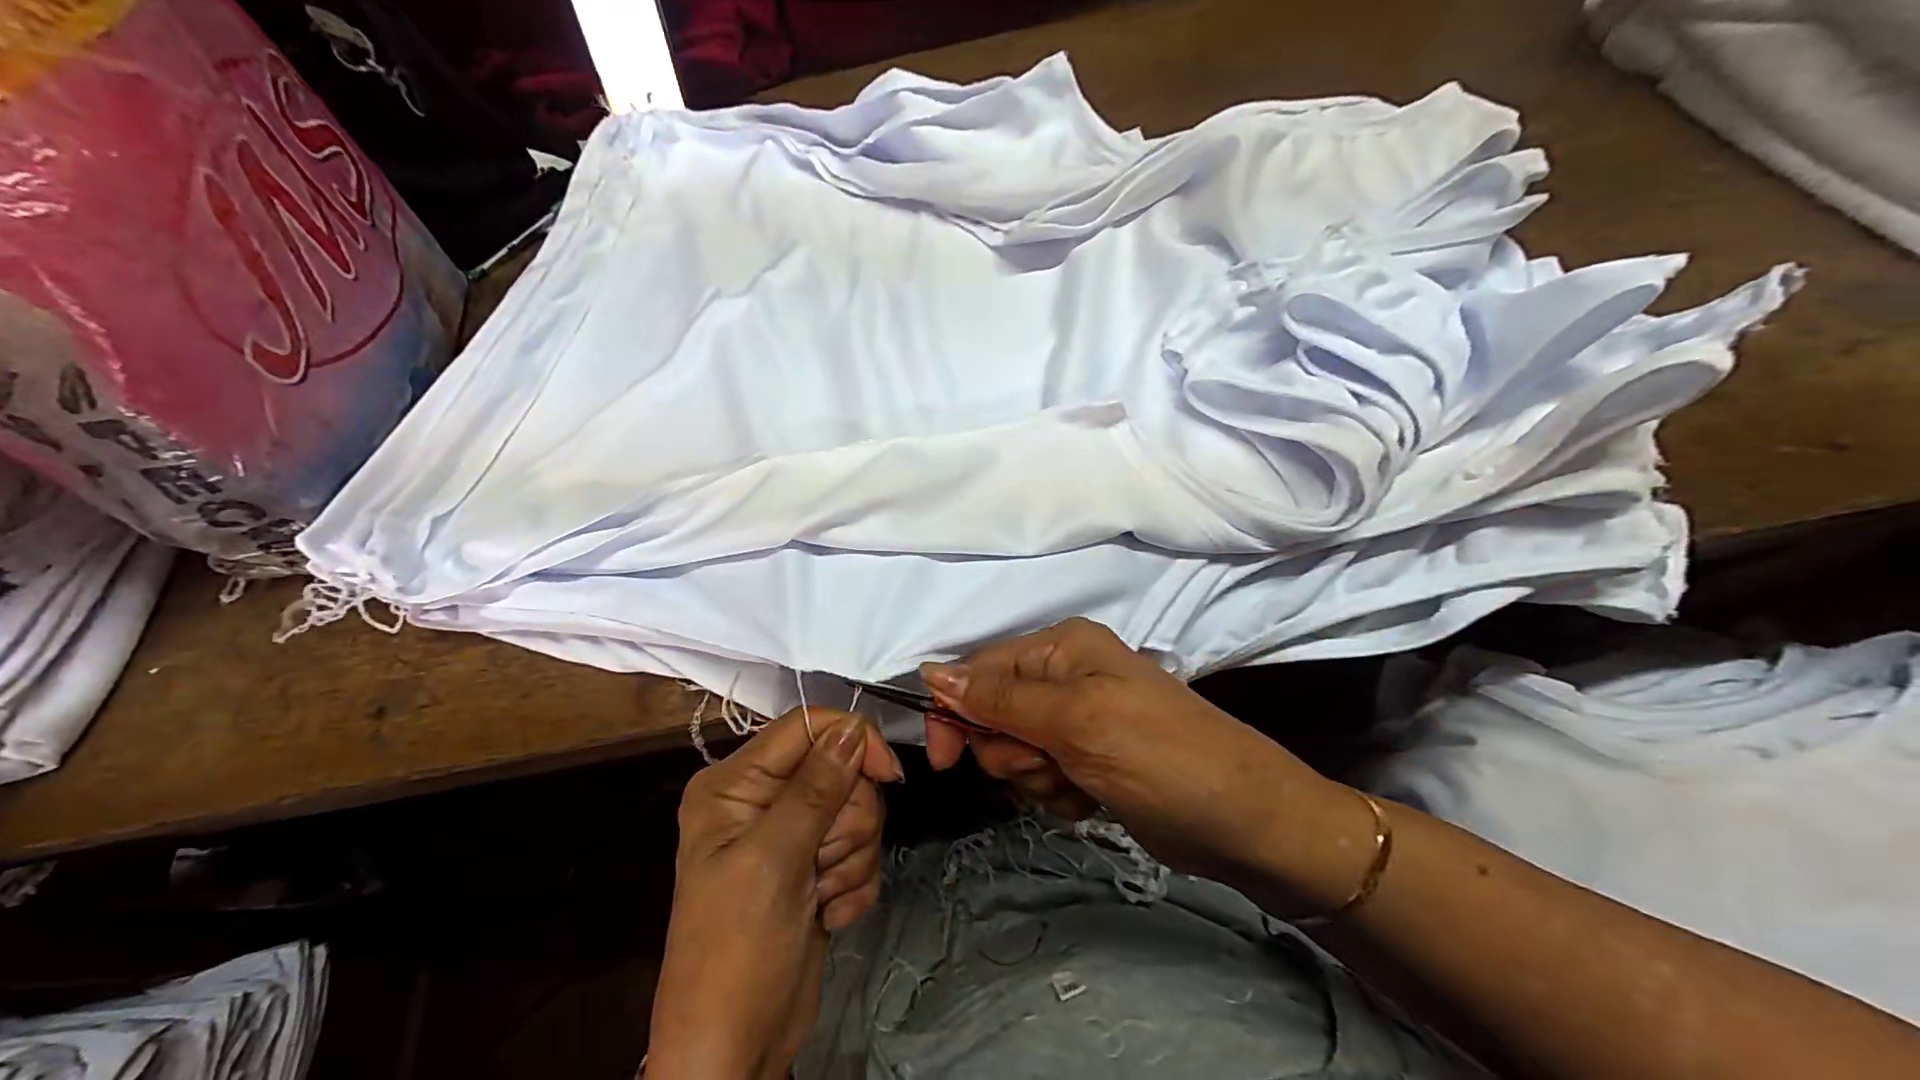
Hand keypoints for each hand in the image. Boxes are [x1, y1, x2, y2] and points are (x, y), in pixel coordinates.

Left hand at [648, 708, 900, 1078]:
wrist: (736, 1048)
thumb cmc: (735, 950)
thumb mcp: (772, 861)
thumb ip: (815, 788)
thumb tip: (853, 730)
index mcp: (735, 784)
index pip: (806, 727)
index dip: (852, 740)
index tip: (888, 775)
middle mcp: (764, 800)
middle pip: (842, 771)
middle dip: (847, 822)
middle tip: (821, 863)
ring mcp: (793, 836)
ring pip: (859, 811)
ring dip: (851, 858)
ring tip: (820, 895)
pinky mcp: (817, 867)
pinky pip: (862, 850)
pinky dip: (855, 883)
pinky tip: (828, 914)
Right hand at [922, 618, 1372, 911]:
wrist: (1247, 824)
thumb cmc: (1162, 758)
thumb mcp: (1077, 721)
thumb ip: (1001, 699)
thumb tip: (931, 672)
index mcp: (1063, 648)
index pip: (980, 670)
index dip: (956, 712)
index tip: (946, 760)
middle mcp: (1067, 677)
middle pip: (993, 714)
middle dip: (1011, 751)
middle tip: (1051, 766)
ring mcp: (1080, 722)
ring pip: (1014, 752)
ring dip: (1036, 778)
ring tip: (1081, 784)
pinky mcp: (1089, 762)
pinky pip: (1042, 778)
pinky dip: (1058, 794)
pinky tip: (1093, 799)